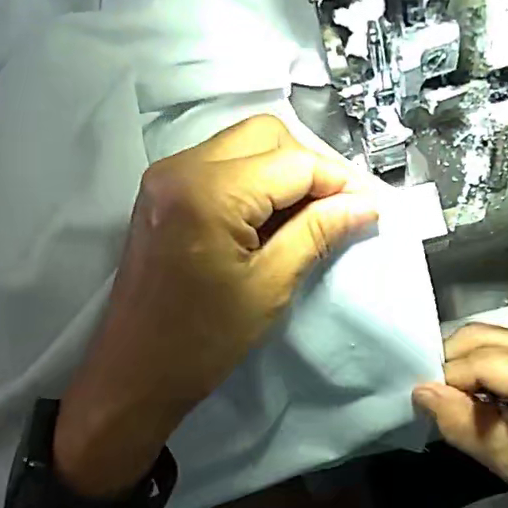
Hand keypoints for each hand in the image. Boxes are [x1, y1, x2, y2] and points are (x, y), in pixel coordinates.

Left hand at [57, 115, 377, 495]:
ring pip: (245, 144)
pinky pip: (223, 163)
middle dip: (312, 164)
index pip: (293, 162)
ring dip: (285, 170)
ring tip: (315, 213)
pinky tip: (277, 215)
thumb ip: (319, 232)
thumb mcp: (271, 285)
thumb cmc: (204, 340)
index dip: (339, 180)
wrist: (136, 372)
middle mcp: (182, 166)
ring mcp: (167, 176)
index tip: (371, 205)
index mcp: (209, 191)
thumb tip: (365, 203)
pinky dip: (257, 179)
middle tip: (341, 207)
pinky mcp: (164, 192)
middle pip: (267, 135)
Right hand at [412, 325, 507, 507]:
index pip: (486, 361)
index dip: (450, 382)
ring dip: (471, 369)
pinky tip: (491, 400)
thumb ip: (463, 426)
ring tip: (471, 407)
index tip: (435, 411)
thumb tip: (422, 391)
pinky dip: (488, 369)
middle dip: (456, 369)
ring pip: (494, 338)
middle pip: (487, 338)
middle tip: (446, 407)